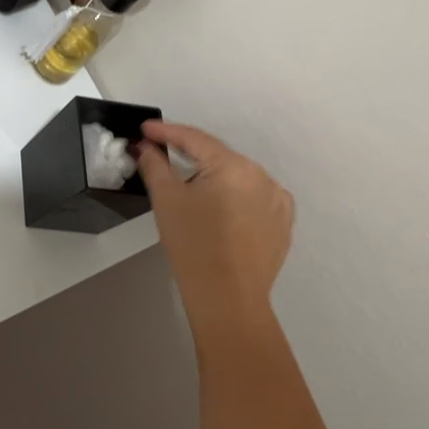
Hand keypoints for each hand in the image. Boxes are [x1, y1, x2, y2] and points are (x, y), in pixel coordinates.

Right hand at [137, 121, 294, 338]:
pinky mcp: (283, 223)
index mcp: (233, 166)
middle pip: (218, 157)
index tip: (145, 130)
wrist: (227, 298)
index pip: (195, 139)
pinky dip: (234, 197)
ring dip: (214, 178)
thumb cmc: (192, 244)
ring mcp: (277, 200)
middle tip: (162, 158)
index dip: (166, 132)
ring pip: (237, 178)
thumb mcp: (166, 200)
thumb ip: (154, 164)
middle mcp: (262, 176)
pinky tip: (219, 212)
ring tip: (191, 192)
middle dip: (190, 156)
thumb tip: (146, 146)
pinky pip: (254, 199)